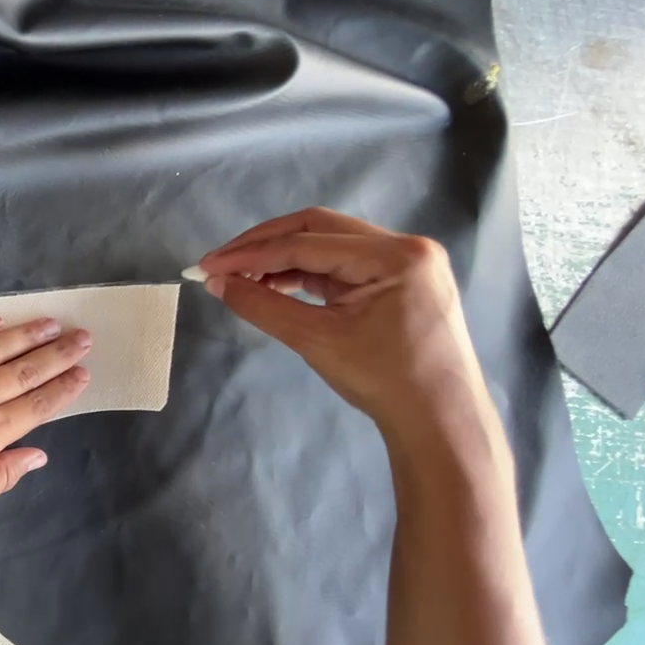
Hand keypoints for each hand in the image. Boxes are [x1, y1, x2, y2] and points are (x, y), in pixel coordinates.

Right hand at [198, 207, 492, 437]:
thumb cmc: (382, 378)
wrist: (438, 417)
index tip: (206, 266)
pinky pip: (337, 263)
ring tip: (239, 277)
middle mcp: (404, 246)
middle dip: (261, 244)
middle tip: (218, 264)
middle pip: (316, 228)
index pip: (305, 242)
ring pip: (325, 242)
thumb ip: (260, 305)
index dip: (249, 253)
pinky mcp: (394, 278)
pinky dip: (300, 271)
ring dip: (278, 257)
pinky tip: (271, 285)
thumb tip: (215, 282)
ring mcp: (402, 261)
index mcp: (394, 256)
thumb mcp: (313, 339)